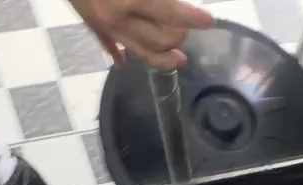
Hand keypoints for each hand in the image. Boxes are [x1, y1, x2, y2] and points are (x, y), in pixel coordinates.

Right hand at [70, 0, 213, 68]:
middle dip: (180, 34)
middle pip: (161, 40)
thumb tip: (172, 2)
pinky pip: (113, 46)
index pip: (170, 13)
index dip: (192, 17)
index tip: (209, 20)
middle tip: (190, 26)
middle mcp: (116, 18)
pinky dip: (125, 54)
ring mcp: (104, 25)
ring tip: (178, 57)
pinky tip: (127, 61)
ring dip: (163, 56)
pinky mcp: (93, 25)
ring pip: (142, 53)